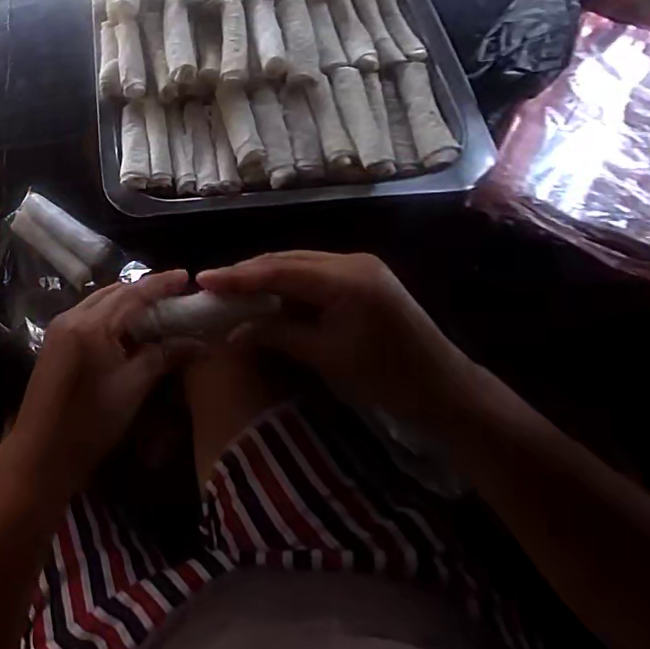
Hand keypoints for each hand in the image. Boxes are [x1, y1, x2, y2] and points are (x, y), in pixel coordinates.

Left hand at [0, 269, 195, 507]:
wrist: (41, 455)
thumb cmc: (90, 421)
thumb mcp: (133, 387)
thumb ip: (164, 357)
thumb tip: (200, 344)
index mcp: (91, 325)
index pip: (132, 294)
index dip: (161, 284)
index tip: (186, 276)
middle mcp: (72, 317)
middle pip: (113, 292)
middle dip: (143, 289)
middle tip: (173, 293)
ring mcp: (59, 329)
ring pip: (99, 302)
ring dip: (126, 301)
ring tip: (155, 306)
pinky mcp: (54, 343)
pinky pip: (88, 316)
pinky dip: (110, 315)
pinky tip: (127, 327)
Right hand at [196, 252, 469, 423]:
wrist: (446, 389)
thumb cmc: (387, 379)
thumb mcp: (326, 358)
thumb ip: (277, 335)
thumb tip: (233, 332)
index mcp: (345, 279)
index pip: (280, 271)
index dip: (239, 276)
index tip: (203, 279)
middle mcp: (351, 261)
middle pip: (287, 260)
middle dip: (248, 272)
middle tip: (212, 285)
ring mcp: (360, 265)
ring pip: (299, 263)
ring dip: (266, 276)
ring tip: (232, 289)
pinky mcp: (363, 276)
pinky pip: (315, 272)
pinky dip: (288, 282)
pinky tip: (268, 294)